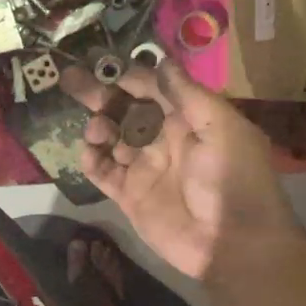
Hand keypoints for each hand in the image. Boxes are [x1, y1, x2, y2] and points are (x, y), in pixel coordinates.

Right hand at [62, 61, 302, 281]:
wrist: (234, 245)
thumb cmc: (235, 180)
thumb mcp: (222, 129)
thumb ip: (189, 95)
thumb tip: (161, 61)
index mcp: (188, 120)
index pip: (152, 89)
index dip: (127, 75)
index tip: (101, 62)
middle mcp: (163, 139)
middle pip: (125, 110)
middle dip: (99, 95)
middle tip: (70, 79)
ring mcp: (144, 167)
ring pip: (110, 138)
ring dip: (98, 127)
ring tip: (96, 130)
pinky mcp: (129, 195)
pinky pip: (102, 172)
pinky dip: (91, 160)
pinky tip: (90, 153)